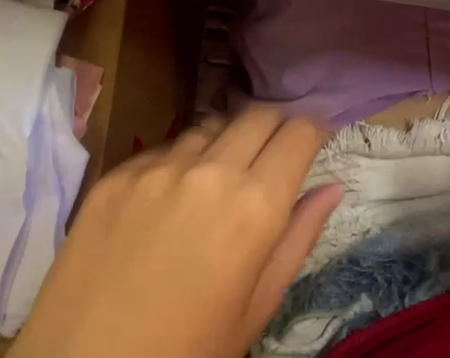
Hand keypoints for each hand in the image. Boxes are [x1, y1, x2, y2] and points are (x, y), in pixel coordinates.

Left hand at [11, 107, 342, 357]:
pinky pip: (165, 148)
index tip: (313, 143)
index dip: (314, 131)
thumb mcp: (257, 308)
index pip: (300, 131)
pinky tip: (172, 199)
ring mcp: (158, 168)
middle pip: (258, 114)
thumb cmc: (186, 351)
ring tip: (219, 180)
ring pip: (212, 126)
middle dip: (276, 126)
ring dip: (228, 141)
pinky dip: (182, 161)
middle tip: (273, 155)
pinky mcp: (116, 175)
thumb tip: (333, 186)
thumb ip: (299, 238)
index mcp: (255, 206)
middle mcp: (210, 171)